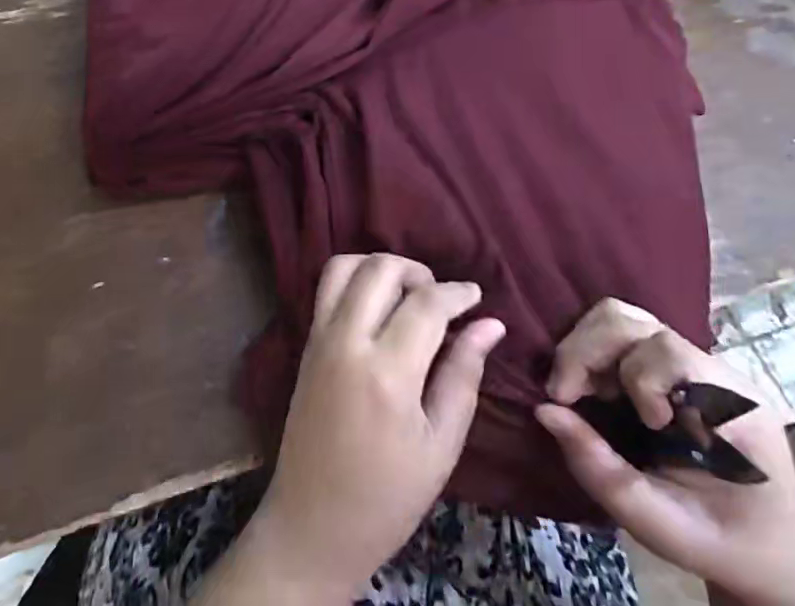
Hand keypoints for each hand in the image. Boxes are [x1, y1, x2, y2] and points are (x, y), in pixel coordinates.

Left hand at [198, 253, 505, 605]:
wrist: (311, 527)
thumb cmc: (388, 497)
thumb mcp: (441, 444)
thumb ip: (464, 375)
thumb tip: (490, 324)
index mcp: (386, 372)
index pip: (426, 303)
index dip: (457, 293)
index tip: (476, 297)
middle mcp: (346, 342)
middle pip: (380, 268)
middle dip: (418, 272)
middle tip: (441, 300)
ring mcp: (318, 340)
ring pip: (344, 266)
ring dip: (380, 267)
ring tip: (407, 296)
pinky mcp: (304, 346)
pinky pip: (326, 289)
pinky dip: (355, 280)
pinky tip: (379, 308)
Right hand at [534, 300, 794, 605]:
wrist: (763, 549)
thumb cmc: (718, 541)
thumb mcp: (661, 525)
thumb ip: (602, 471)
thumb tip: (544, 411)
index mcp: (734, 406)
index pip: (671, 352)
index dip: (638, 378)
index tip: (637, 425)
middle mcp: (713, 368)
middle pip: (633, 322)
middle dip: (586, 353)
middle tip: (564, 396)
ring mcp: (691, 357)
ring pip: (621, 316)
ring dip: (585, 346)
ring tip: (577, 389)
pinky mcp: (671, 359)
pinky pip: (622, 331)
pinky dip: (592, 349)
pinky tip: (591, 385)